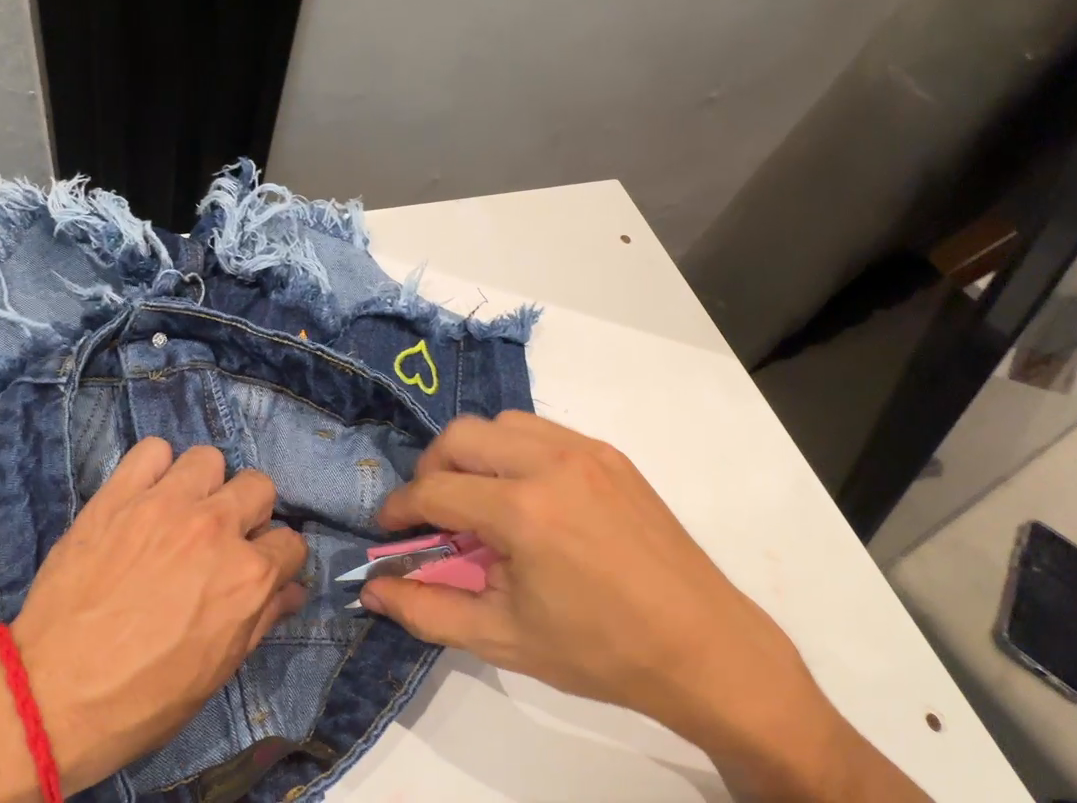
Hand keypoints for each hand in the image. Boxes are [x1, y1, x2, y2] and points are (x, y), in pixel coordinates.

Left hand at [12, 438, 307, 789]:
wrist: (54, 694)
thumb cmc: (144, 698)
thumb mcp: (218, 669)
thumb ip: (261, 618)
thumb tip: (290, 589)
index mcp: (247, 576)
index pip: (291, 542)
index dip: (277, 559)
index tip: (259, 569)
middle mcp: (214, 527)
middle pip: (258, 486)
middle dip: (249, 513)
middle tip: (221, 540)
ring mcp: (164, 504)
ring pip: (208, 459)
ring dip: (203, 485)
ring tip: (181, 514)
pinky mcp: (118, 494)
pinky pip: (151, 450)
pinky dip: (154, 468)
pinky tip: (145, 497)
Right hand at [362, 412, 799, 729]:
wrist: (704, 649)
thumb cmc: (600, 651)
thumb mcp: (504, 639)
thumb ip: (428, 610)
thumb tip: (372, 591)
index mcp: (523, 512)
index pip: (435, 490)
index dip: (400, 509)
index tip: (389, 529)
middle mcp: (551, 464)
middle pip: (460, 437)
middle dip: (432, 470)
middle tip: (433, 512)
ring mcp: (586, 452)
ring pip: (502, 424)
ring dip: (474, 454)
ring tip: (480, 501)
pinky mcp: (611, 455)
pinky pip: (543, 432)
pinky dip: (515, 451)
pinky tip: (526, 496)